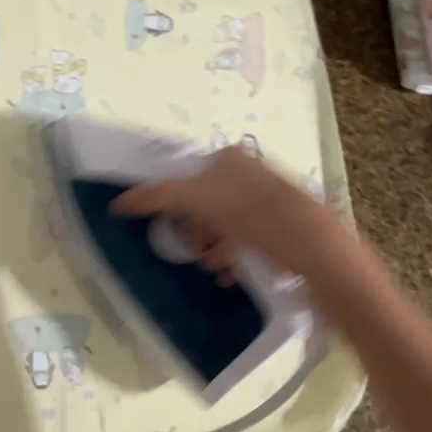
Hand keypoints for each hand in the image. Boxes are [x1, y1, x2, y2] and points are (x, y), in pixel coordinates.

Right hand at [111, 145, 353, 279]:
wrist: (314, 249)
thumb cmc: (252, 215)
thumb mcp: (196, 199)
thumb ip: (154, 196)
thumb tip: (117, 202)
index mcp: (229, 158)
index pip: (185, 175)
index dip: (170, 201)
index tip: (166, 224)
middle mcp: (248, 174)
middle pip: (200, 204)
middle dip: (192, 230)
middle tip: (192, 248)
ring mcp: (265, 202)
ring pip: (219, 227)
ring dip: (210, 249)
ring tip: (215, 265)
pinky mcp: (278, 230)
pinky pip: (241, 244)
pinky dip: (231, 259)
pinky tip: (230, 272)